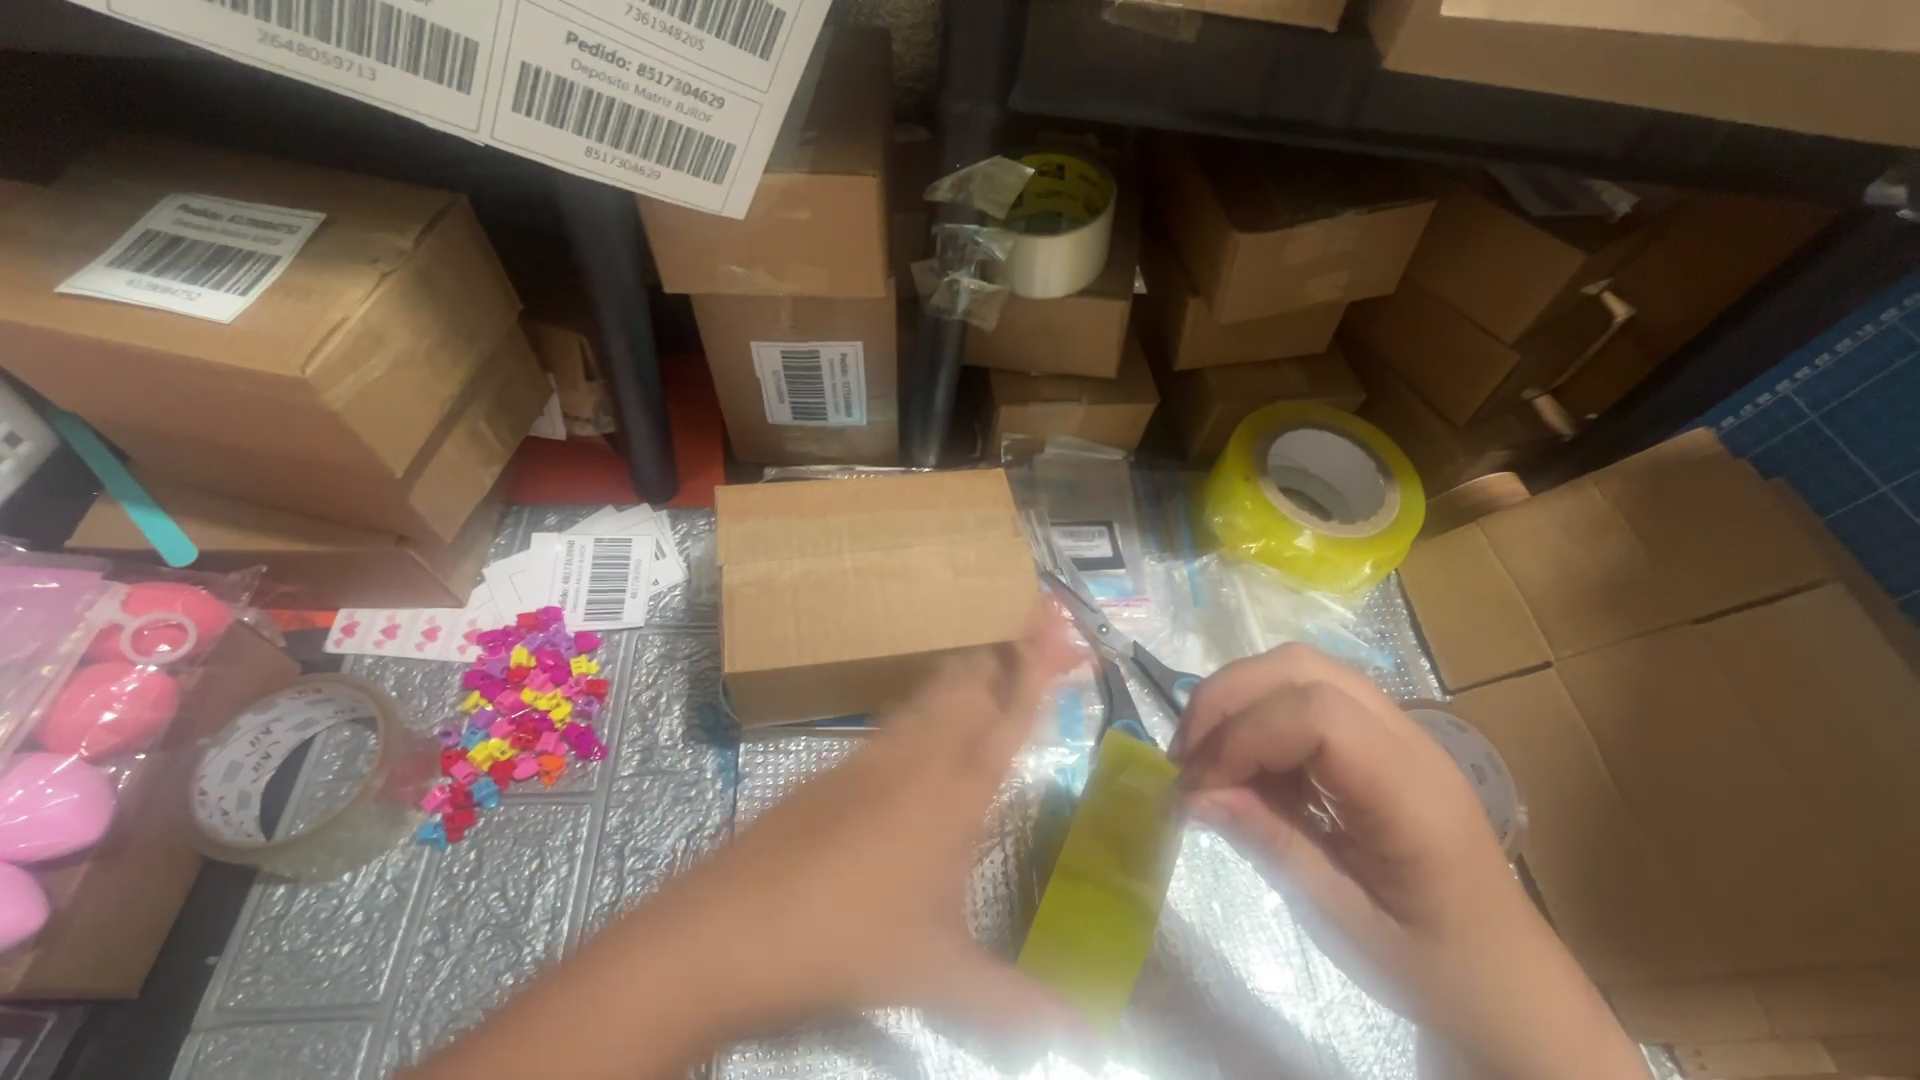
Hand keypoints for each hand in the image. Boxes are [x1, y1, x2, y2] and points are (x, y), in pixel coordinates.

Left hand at [640, 606, 1088, 1039]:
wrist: (729, 928)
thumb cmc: (846, 943)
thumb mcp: (936, 977)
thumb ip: (1015, 1002)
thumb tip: (1088, 1038)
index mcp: (955, 797)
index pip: (1010, 717)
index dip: (1039, 666)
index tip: (1060, 621)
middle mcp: (917, 761)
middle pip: (969, 685)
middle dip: (1005, 648)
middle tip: (1035, 617)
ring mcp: (869, 759)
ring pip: (928, 694)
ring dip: (963, 669)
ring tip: (985, 651)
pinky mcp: (832, 769)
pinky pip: (894, 719)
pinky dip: (923, 702)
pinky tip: (919, 720)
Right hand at [1172, 644, 1643, 1079]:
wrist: (1507, 983)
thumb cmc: (1431, 966)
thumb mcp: (1344, 921)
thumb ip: (1271, 845)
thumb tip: (1192, 795)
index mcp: (1411, 793)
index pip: (1316, 714)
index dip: (1242, 736)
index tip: (1197, 790)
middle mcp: (1409, 741)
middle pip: (1302, 669)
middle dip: (1226, 701)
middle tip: (1185, 763)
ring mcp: (1399, 733)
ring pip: (1303, 670)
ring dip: (1239, 701)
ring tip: (1206, 761)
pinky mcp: (1382, 742)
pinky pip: (1310, 698)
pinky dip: (1261, 718)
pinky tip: (1247, 770)